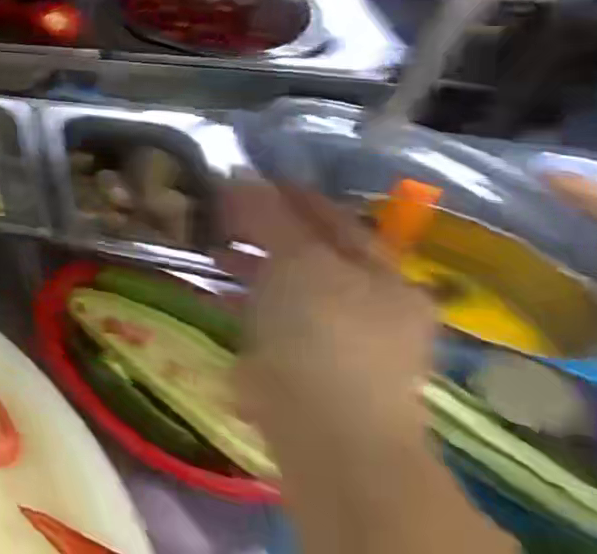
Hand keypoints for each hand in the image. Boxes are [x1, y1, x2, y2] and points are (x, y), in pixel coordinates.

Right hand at [222, 181, 436, 461]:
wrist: (325, 424)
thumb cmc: (322, 329)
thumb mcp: (296, 258)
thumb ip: (269, 213)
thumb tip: (241, 171)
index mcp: (385, 275)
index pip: (334, 219)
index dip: (292, 194)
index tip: (246, 173)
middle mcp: (372, 303)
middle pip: (314, 251)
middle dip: (268, 228)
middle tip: (221, 206)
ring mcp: (341, 337)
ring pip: (291, 283)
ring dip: (253, 263)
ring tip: (212, 246)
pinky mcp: (307, 363)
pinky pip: (273, 314)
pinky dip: (246, 297)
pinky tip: (216, 290)